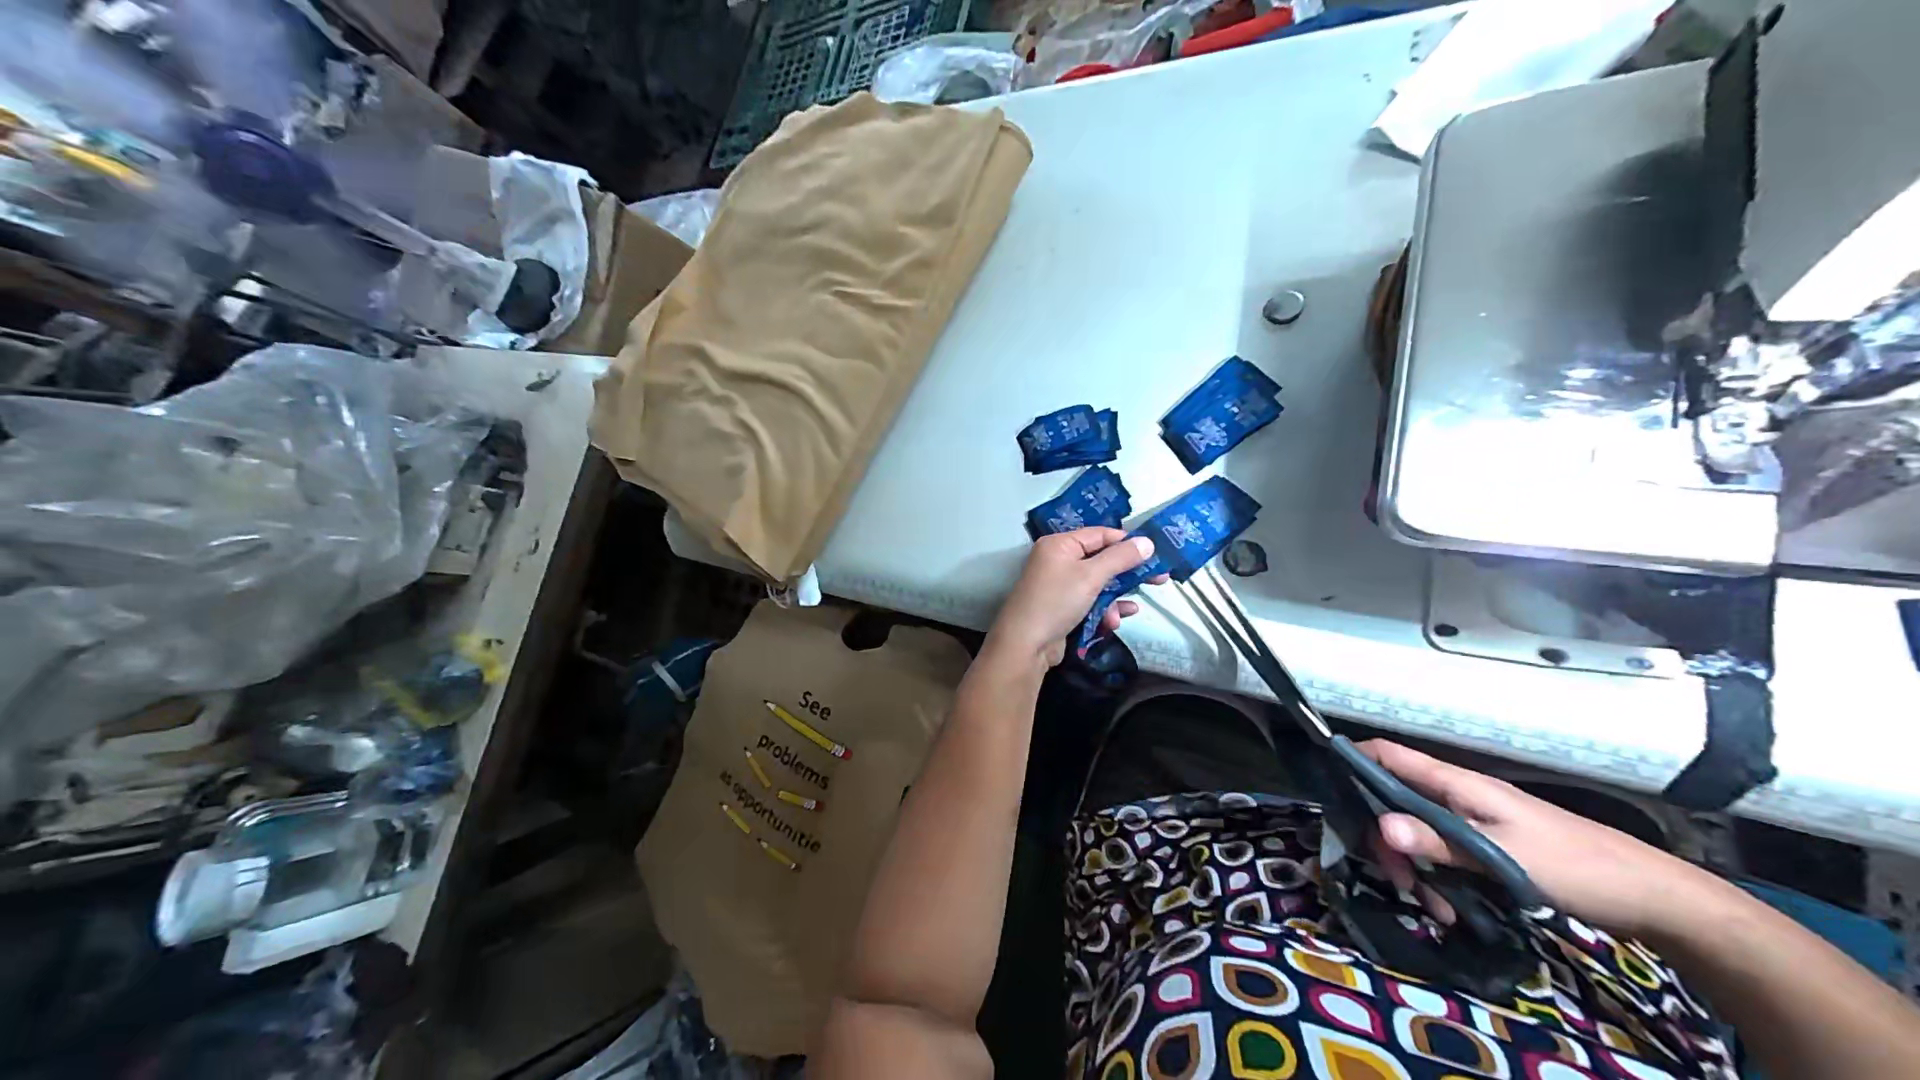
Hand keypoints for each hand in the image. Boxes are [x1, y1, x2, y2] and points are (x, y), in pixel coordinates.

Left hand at [986, 528, 1164, 668]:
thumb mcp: (1091, 576)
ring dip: (1114, 598)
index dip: (1128, 542)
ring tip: (1127, 611)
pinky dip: (1103, 610)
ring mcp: (1060, 585)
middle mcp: (1058, 560)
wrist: (1025, 645)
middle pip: (1102, 560)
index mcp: (1060, 544)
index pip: (1100, 534)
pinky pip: (1090, 602)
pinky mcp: (1063, 607)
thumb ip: (1120, 558)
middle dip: (1127, 572)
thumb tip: (1147, 541)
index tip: (1155, 551)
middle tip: (1159, 578)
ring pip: (1098, 584)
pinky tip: (1114, 622)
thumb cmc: (1056, 601)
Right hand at [1359, 740, 1707, 937]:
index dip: (1353, 759)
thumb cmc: (1576, 866)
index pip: (1388, 754)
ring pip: (1416, 831)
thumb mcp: (1502, 857)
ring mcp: (1470, 820)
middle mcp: (1456, 795)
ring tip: (1431, 906)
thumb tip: (1380, 826)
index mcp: (1457, 784)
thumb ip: (1439, 840)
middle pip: (1394, 800)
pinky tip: (1450, 909)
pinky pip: (1441, 852)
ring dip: (1413, 866)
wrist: (1653, 897)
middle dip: (1385, 838)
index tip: (1330, 787)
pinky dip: (1437, 878)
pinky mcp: (1484, 845)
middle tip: (1397, 879)